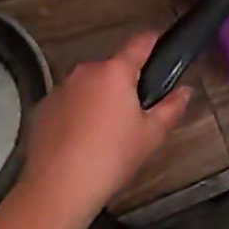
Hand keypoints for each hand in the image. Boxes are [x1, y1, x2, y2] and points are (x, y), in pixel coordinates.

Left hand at [16, 32, 192, 220]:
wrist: (58, 188)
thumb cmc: (111, 158)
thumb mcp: (151, 135)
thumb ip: (171, 108)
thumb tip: (185, 91)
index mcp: (115, 72)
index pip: (140, 43)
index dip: (154, 40)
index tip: (163, 44)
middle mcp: (85, 72)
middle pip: (113, 68)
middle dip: (126, 83)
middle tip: (137, 113)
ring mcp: (60, 89)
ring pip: (89, 86)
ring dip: (101, 98)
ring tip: (107, 132)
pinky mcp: (43, 108)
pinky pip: (69, 102)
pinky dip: (78, 113)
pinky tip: (82, 140)